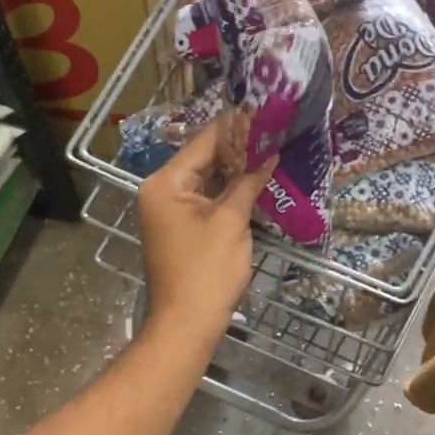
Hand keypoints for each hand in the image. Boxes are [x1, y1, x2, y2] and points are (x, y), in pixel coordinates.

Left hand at [137, 120, 274, 335]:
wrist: (187, 323)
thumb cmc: (207, 270)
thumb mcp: (232, 221)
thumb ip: (248, 183)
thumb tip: (269, 155)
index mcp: (164, 182)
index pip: (203, 142)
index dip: (235, 127)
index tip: (264, 111)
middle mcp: (161, 190)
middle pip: (203, 158)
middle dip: (238, 148)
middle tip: (273, 131)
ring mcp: (169, 210)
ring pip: (207, 179)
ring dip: (236, 170)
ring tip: (270, 151)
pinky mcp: (181, 227)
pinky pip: (206, 199)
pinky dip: (229, 191)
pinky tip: (256, 182)